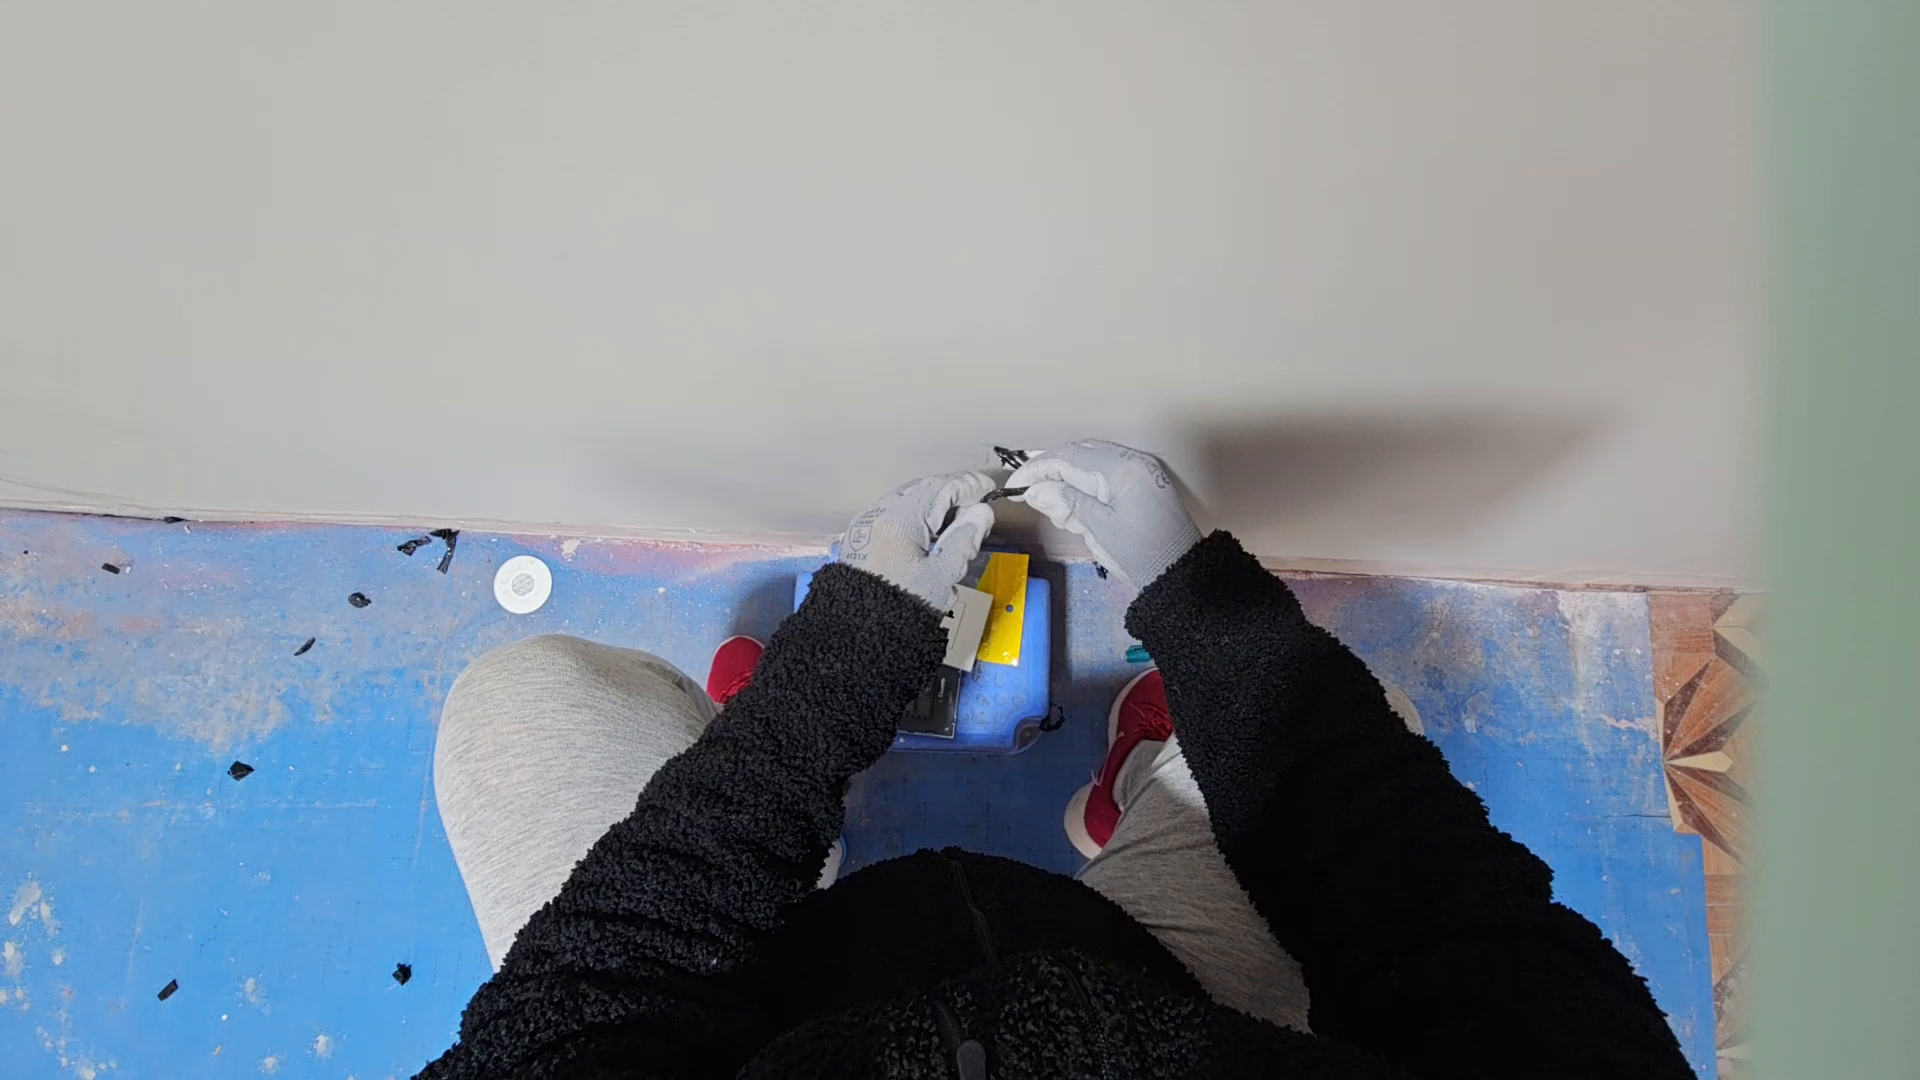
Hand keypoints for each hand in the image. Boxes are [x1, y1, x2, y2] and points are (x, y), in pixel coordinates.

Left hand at [836, 472, 995, 609]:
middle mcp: (880, 512)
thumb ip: (964, 539)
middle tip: (976, 506)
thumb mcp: (941, 574)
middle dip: (951, 493)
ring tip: (956, 521)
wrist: (858, 632)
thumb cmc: (901, 605)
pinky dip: (916, 516)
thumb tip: (982, 513)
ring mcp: (867, 523)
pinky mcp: (862, 538)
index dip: (968, 485)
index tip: (988, 487)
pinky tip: (930, 532)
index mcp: (900, 518)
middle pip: (922, 490)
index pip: (941, 488)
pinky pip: (893, 514)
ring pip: (907, 501)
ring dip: (933, 505)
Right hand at [1007, 440, 1201, 589]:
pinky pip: (1102, 477)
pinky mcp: (1138, 485)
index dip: (1037, 468)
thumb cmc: (1140, 554)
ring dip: (1066, 484)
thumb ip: (1066, 502)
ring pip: (1088, 465)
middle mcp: (1131, 461)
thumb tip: (1034, 490)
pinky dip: (1083, 491)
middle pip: (1078, 455)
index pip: (1069, 456)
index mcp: (1122, 469)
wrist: (1179, 575)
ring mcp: (1136, 472)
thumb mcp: (1098, 528)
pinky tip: (1077, 514)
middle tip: (1031, 499)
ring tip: (1063, 517)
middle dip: (1051, 475)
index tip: (1014, 486)